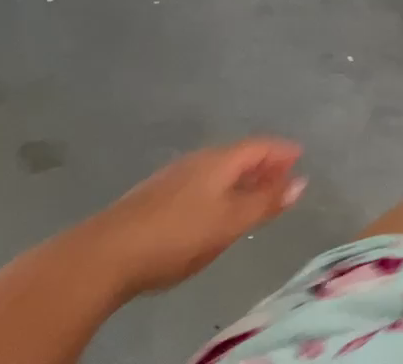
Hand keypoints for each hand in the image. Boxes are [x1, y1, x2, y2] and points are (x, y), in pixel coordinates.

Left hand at [78, 138, 306, 294]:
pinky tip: (212, 210)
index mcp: (220, 161)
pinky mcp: (151, 199)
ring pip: (216, 171)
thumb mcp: (230, 222)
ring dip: (239, 179)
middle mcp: (197, 161)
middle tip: (281, 178)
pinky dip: (217, 191)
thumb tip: (301, 181)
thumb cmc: (177, 236)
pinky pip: (198, 185)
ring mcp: (171, 178)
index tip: (300, 156)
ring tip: (252, 196)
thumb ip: (265, 202)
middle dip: (262, 165)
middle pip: (237, 156)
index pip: (260, 146)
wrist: (102, 256)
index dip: (282, 151)